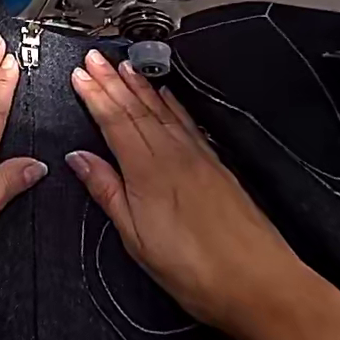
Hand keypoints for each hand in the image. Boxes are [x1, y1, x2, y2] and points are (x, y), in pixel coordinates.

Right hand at [68, 49, 318, 335]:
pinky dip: (171, 103)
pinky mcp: (214, 162)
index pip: (113, 120)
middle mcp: (172, 154)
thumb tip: (79, 160)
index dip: (94, 94)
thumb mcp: (137, 240)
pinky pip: (185, 121)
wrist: (260, 282)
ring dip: (138, 84)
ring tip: (122, 64)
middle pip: (134, 107)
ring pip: (159, 109)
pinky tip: (164, 94)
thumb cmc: (198, 270)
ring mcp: (195, 155)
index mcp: (147, 171)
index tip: (80, 74)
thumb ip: (107, 191)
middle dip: (110, 79)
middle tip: (94, 57)